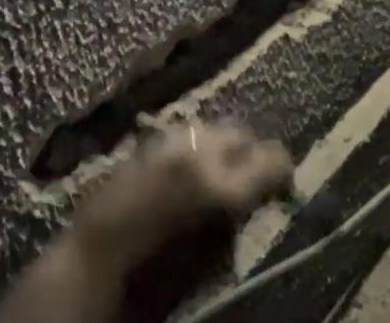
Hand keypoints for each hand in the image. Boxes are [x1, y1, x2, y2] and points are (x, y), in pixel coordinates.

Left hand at [68, 122, 294, 271]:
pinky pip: (187, 132)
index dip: (283, 170)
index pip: (272, 159)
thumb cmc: (164, 261)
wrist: (105, 240)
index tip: (284, 183)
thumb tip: (263, 194)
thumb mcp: (217, 243)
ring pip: (214, 127)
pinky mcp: (153, 136)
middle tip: (252, 177)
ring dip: (222, 145)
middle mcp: (202, 153)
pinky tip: (192, 166)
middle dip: (250, 151)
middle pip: (242, 133)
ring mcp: (175, 139)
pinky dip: (197, 144)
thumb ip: (241, 210)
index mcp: (224, 186)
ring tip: (219, 169)